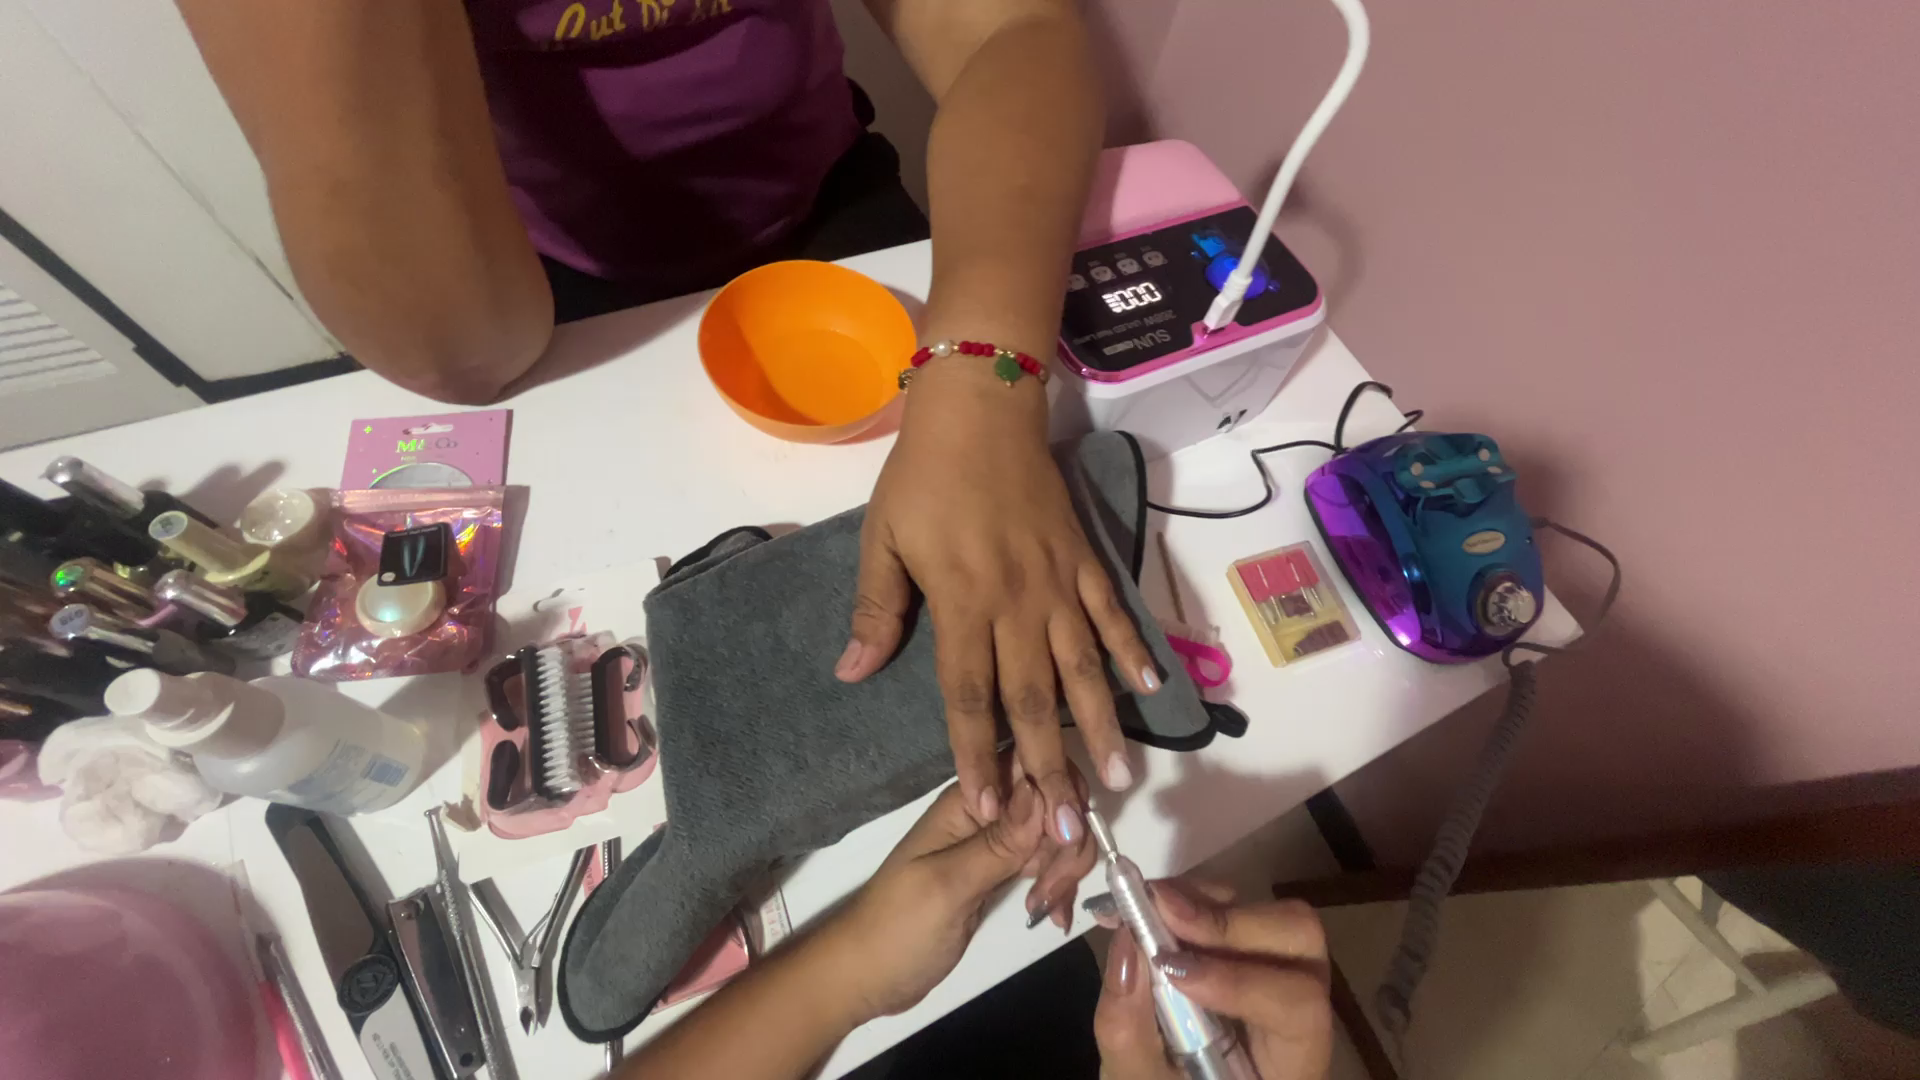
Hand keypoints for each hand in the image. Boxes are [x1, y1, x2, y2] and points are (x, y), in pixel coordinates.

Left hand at [809, 770, 1047, 1020]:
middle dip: (1067, 842)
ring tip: (1047, 909)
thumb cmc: (899, 926)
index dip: (1060, 794)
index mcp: (969, 799)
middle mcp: (987, 811)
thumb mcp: (949, 885)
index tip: (1066, 842)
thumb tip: (1043, 788)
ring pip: (1056, 834)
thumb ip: (999, 842)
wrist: (869, 975)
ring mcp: (995, 842)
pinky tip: (1051, 916)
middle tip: (1053, 892)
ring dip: (1065, 869)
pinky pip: (1046, 863)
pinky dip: (1058, 886)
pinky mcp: (1002, 872)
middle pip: (1053, 801)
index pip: (1030, 767)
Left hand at [837, 357, 1159, 853]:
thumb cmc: (922, 478)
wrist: (981, 412)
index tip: (986, 808)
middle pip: (1033, 698)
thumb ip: (876, 609)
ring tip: (1118, 778)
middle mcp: (1017, 605)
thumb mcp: (881, 540)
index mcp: (963, 604)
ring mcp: (1060, 584)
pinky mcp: (1086, 559)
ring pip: (1084, 667)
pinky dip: (1132, 650)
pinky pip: (1114, 612)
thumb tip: (852, 675)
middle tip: (1065, 825)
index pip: (969, 696)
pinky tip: (1151, 687)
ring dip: (1101, 725)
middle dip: (1047, 765)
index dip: (976, 755)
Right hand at [1094, 880, 1332, 1079]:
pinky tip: (1150, 909)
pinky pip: (1232, 901)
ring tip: (1148, 907)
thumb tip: (1126, 940)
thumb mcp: (1138, 1077)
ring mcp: (1274, 966)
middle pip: (1298, 938)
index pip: (1299, 1005)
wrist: (1165, 1074)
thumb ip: (1128, 1026)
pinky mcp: (1243, 941)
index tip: (1170, 970)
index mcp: (1292, 1059)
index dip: (1238, 980)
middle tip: (1161, 910)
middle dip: (1225, 921)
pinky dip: (1190, 893)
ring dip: (1203, 902)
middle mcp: (1298, 1004)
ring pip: (1265, 911)